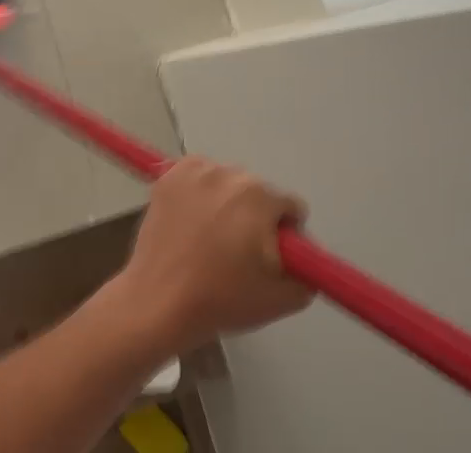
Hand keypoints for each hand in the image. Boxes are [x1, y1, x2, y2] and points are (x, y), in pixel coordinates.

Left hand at [114, 156, 313, 352]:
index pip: (291, 208)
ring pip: (226, 182)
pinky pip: (196, 177)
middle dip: (256, 217)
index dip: (287, 235)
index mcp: (260, 196)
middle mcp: (227, 172)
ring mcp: (192, 171)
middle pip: (257, 192)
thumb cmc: (223, 298)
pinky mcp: (165, 176)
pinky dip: (198, 192)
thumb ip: (310, 271)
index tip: (271, 257)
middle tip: (239, 251)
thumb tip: (303, 255)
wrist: (160, 299)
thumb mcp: (285, 297)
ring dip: (227, 203)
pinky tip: (192, 220)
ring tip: (212, 238)